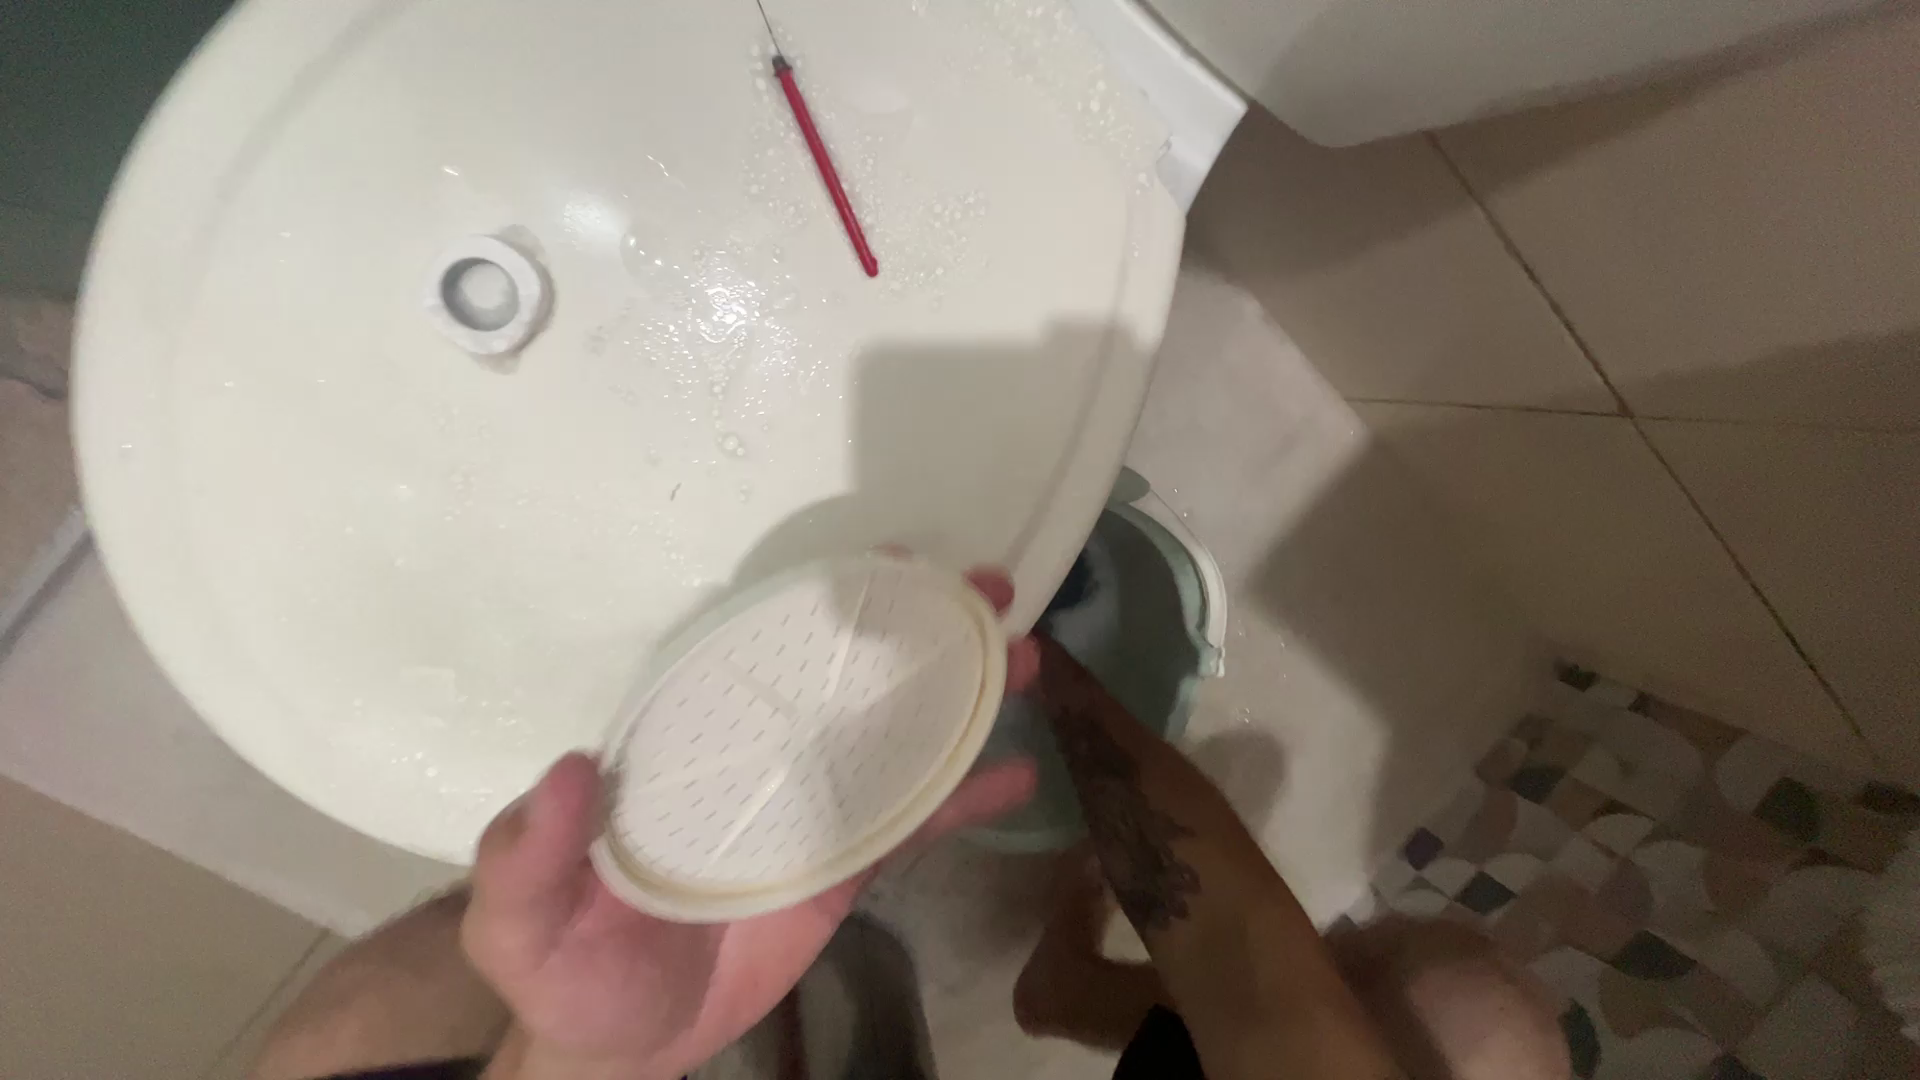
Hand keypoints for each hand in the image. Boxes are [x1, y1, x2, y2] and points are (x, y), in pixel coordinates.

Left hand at [463, 569, 1039, 1079]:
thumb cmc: (572, 968)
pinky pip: (919, 820)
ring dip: (962, 694)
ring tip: (1020, 656)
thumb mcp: (521, 920)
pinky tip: (1017, 773)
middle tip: (986, 592)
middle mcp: (772, 752)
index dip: (828, 601)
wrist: (633, 1046)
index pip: (767, 651)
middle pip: (855, 678)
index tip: (892, 562)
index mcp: (703, 737)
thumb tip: (574, 766)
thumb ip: (529, 854)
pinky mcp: (855, 861)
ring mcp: (822, 804)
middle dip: (922, 628)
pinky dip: (967, 796)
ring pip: (902, 735)